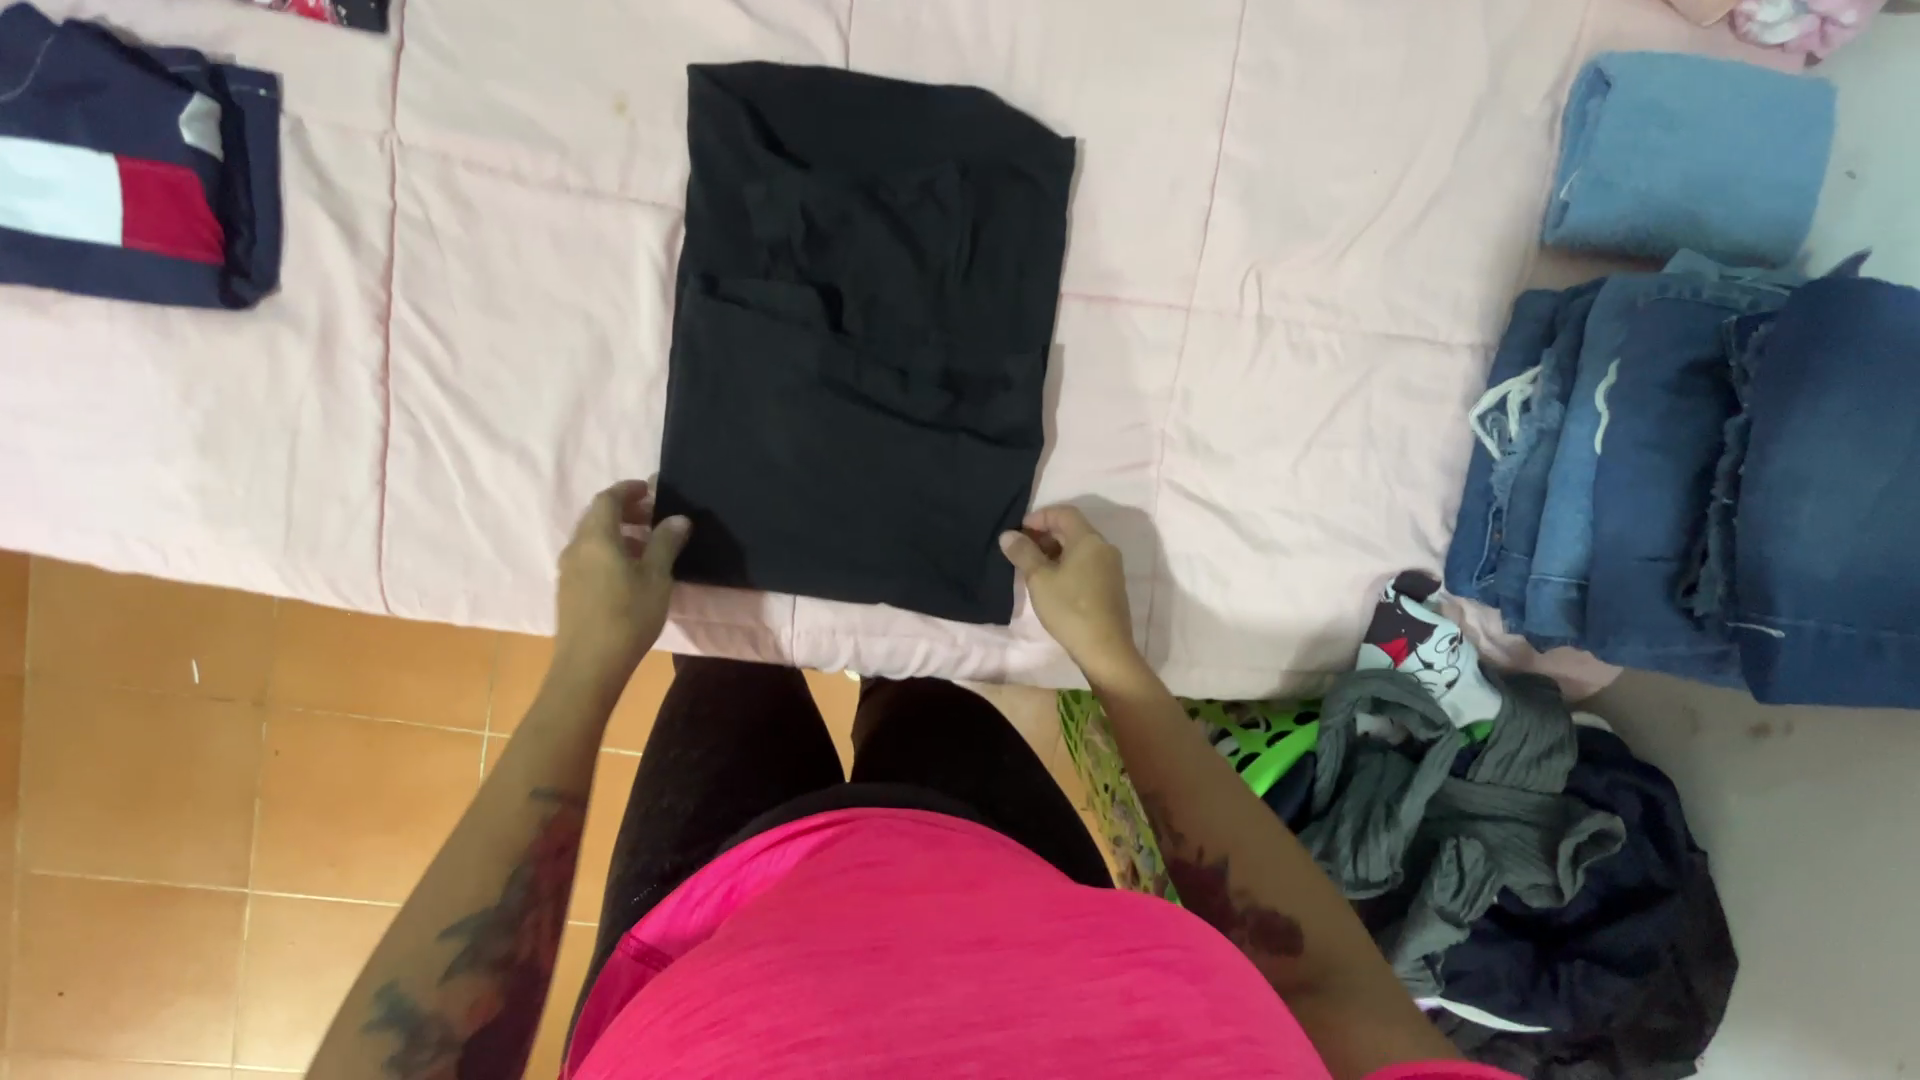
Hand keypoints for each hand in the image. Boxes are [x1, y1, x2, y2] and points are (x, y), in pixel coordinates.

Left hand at [553, 478, 689, 682]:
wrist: (590, 665)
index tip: (651, 490)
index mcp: (596, 537)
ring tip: (649, 546)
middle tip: (655, 517)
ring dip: (619, 534)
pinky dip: (610, 552)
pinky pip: (590, 558)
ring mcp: (568, 571)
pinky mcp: (569, 591)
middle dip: (626, 511)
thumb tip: (678, 518)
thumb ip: (666, 543)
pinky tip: (631, 572)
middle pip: (597, 517)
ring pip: (593, 539)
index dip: (628, 490)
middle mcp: (576, 548)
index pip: (607, 499)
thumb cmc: (628, 615)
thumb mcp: (657, 577)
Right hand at [999, 505, 1145, 686]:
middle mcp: (1104, 548)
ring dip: (1054, 551)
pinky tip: (1052, 583)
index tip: (1019, 532)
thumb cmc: (1070, 609)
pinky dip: (1067, 564)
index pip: (1064, 513)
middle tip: (1022, 550)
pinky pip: (1086, 564)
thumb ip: (1023, 553)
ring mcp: (1110, 568)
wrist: (1105, 649)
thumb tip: (1008, 535)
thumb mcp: (1039, 579)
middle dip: (1045, 534)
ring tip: (1032, 568)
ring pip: (1079, 548)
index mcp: (1089, 540)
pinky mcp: (1110, 586)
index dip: (1039, 516)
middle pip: (1073, 529)